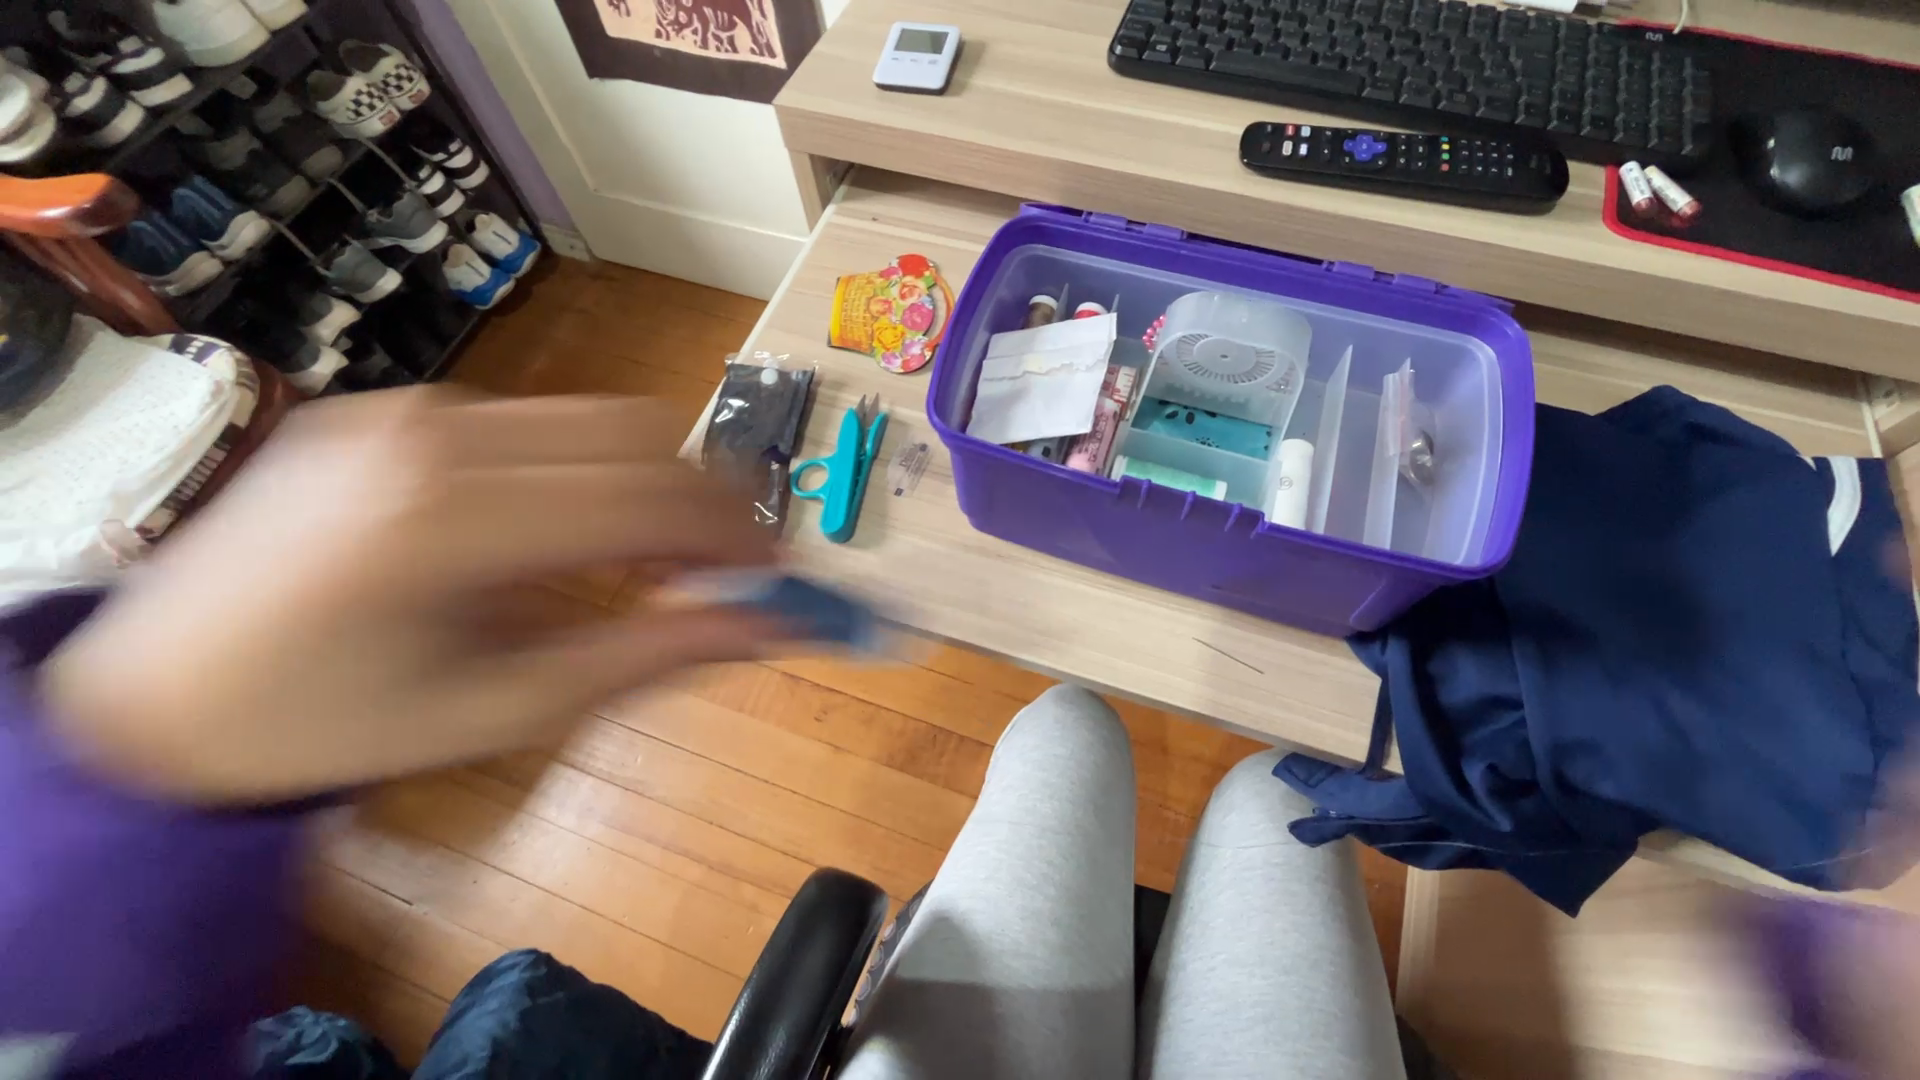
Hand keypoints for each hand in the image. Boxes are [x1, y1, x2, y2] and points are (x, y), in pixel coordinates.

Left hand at [41, 389, 782, 803]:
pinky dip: (593, 470)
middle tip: (734, 566)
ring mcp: (406, 412)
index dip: (737, 530)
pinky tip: (579, 533)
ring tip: (661, 556)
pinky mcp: (393, 413)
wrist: (150, 703)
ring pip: (595, 420)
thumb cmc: (335, 730)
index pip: (647, 494)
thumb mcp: (507, 709)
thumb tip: (770, 628)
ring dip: (655, 481)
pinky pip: (537, 425)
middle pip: (636, 432)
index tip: (781, 573)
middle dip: (710, 497)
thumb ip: (652, 655)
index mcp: (446, 521)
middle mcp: (430, 436)